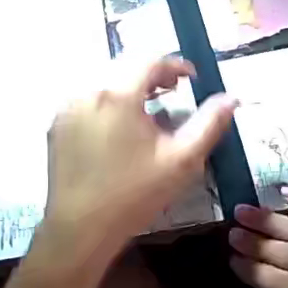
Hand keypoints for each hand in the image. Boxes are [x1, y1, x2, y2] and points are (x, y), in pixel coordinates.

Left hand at [39, 56, 237, 269]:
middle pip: (124, 66)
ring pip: (103, 82)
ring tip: (149, 106)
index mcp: (117, 94)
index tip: (192, 78)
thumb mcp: (182, 160)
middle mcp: (87, 91)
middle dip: (152, 74)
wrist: (81, 227)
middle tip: (174, 90)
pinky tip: (120, 125)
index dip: (175, 64)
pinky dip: (106, 101)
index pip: (150, 60)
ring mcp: (67, 108)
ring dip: (128, 86)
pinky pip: (85, 100)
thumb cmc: (135, 194)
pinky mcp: (56, 125)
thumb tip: (231, 98)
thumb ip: (210, 123)